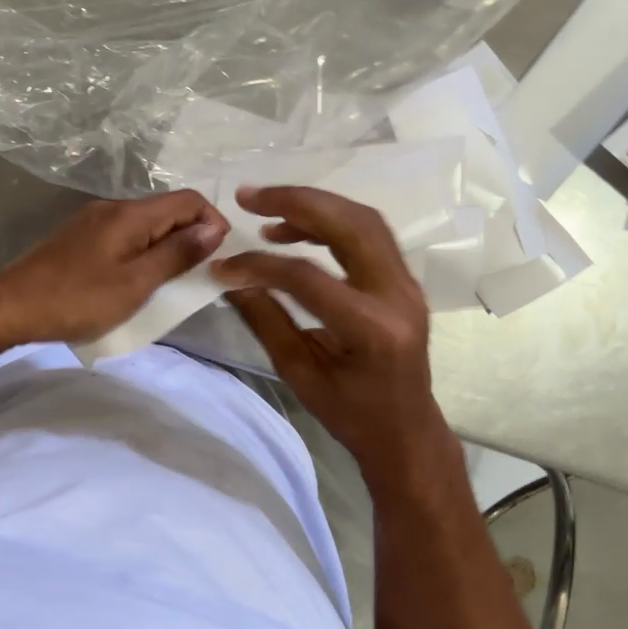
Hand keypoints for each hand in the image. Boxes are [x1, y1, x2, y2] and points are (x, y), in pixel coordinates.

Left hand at [0, 190, 227, 348]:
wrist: (8, 309)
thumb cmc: (76, 299)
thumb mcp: (135, 284)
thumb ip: (176, 254)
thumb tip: (213, 228)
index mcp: (129, 214)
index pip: (188, 200)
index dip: (213, 223)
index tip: (219, 259)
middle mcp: (110, 210)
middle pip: (165, 212)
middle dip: (190, 239)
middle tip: (197, 279)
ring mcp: (89, 225)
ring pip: (142, 229)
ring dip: (163, 251)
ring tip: (168, 287)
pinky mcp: (75, 243)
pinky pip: (121, 241)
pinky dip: (138, 257)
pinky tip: (133, 285)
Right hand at [211, 186, 451, 468]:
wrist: (405, 430)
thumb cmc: (349, 412)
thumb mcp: (297, 372)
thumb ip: (265, 319)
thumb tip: (230, 279)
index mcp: (370, 328)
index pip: (307, 277)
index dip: (259, 265)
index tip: (221, 264)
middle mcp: (397, 296)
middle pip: (351, 226)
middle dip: (297, 202)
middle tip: (248, 197)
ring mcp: (406, 285)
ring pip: (364, 221)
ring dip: (314, 206)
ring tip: (266, 209)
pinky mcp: (402, 281)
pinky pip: (369, 235)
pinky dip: (330, 221)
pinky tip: (293, 229)